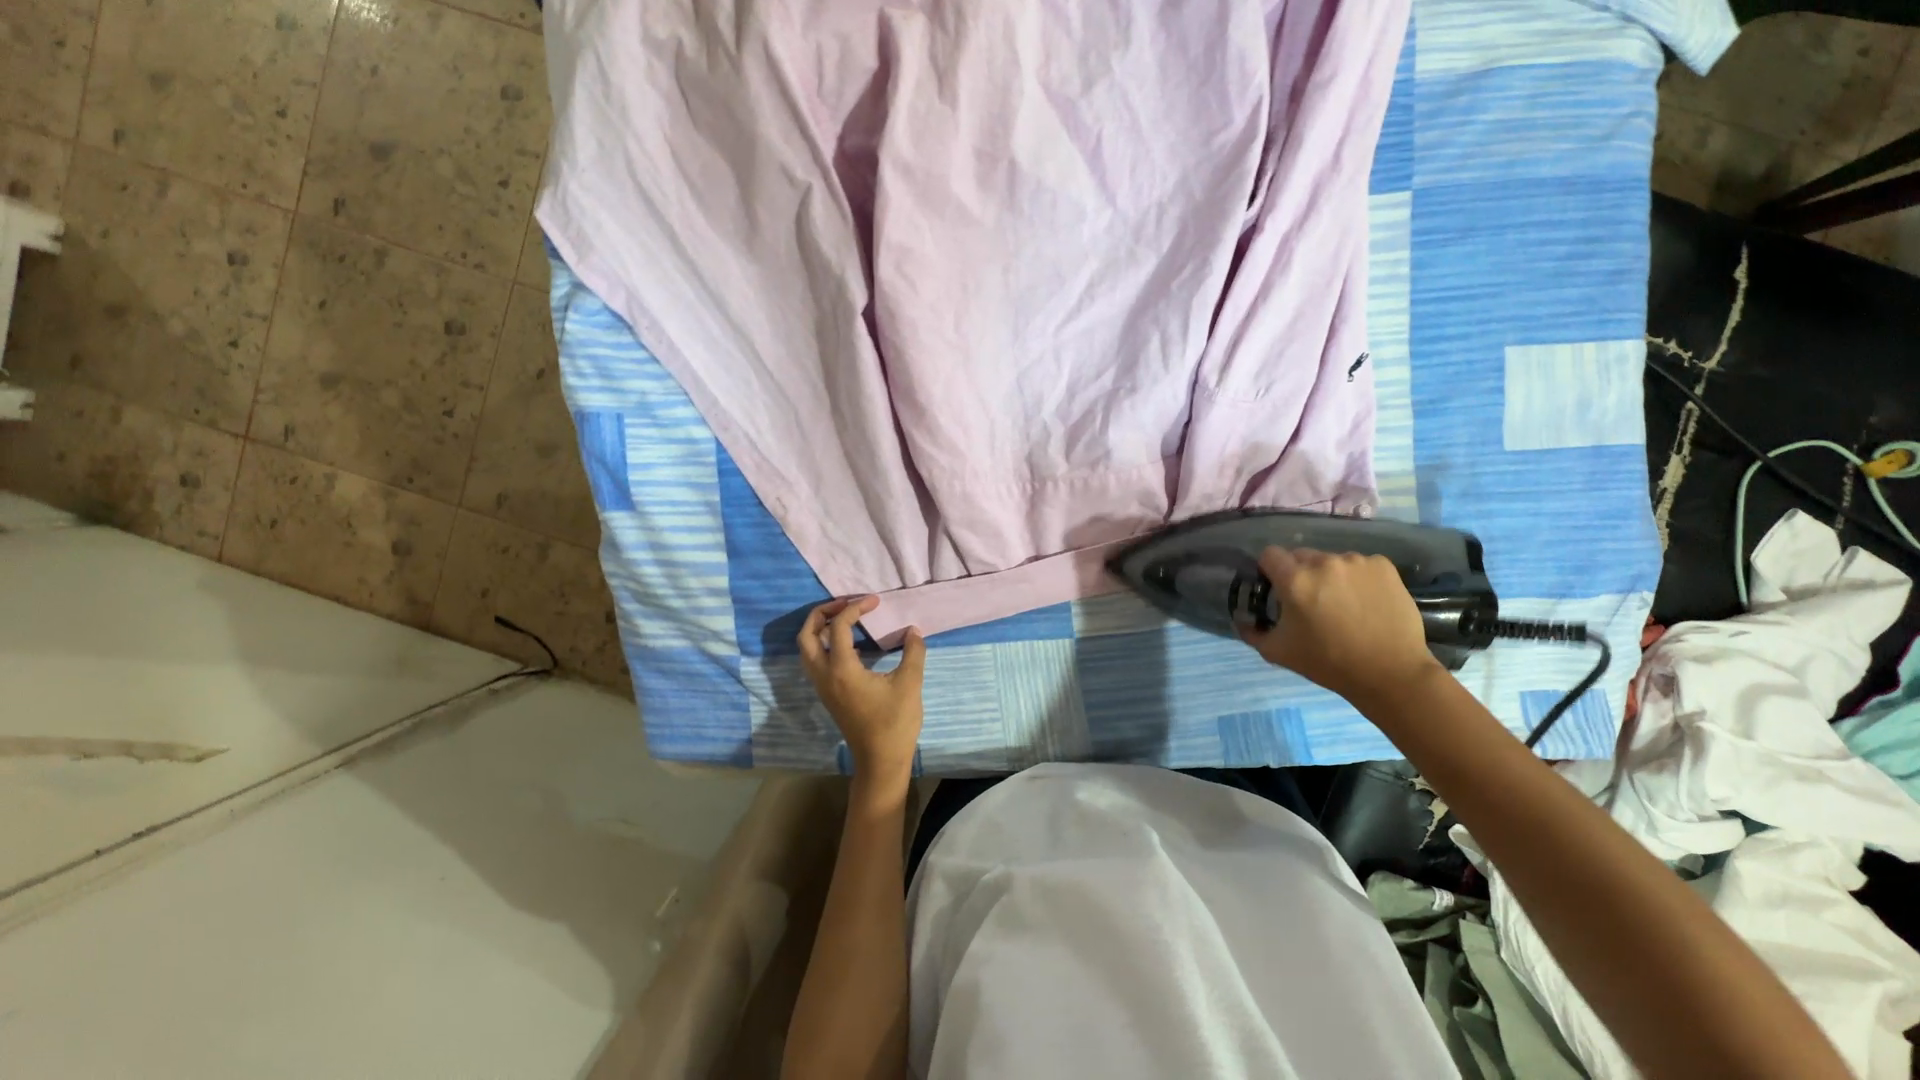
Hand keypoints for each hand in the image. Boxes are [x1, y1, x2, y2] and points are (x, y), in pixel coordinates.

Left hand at [797, 595, 926, 781]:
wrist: (881, 760)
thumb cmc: (895, 723)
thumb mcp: (910, 684)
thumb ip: (913, 652)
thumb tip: (913, 631)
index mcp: (842, 669)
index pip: (837, 627)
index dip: (855, 608)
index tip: (875, 601)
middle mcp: (824, 675)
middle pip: (807, 635)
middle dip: (823, 613)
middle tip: (847, 604)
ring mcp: (822, 687)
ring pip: (806, 649)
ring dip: (819, 628)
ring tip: (845, 618)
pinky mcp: (827, 694)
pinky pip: (814, 661)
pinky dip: (824, 644)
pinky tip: (848, 643)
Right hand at [1239, 547, 1442, 704]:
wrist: (1389, 673)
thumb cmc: (1328, 663)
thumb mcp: (1279, 652)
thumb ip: (1253, 632)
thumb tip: (1242, 620)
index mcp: (1295, 580)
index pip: (1270, 554)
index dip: (1269, 570)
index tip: (1276, 589)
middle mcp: (1325, 562)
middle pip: (1301, 556)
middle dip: (1300, 574)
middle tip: (1310, 602)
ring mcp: (1357, 561)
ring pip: (1332, 561)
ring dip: (1330, 577)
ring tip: (1343, 605)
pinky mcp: (1384, 566)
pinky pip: (1361, 566)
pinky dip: (1358, 579)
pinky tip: (1365, 603)